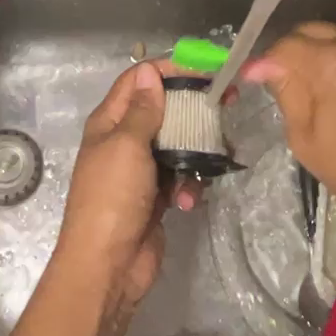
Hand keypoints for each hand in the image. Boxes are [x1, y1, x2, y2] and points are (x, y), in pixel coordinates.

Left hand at [52, 62, 200, 312]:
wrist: (107, 267)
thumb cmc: (112, 198)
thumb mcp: (126, 145)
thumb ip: (142, 109)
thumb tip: (148, 71)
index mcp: (109, 122)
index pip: (138, 80)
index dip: (168, 69)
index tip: (204, 68)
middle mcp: (124, 141)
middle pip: (163, 110)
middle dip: (193, 106)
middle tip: (228, 101)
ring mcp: (140, 170)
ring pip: (177, 144)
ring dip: (196, 151)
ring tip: (216, 155)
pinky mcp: (156, 196)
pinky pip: (180, 177)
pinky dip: (188, 185)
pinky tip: (188, 199)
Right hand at [242, 23, 335, 227]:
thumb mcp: (304, 137)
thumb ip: (285, 92)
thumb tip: (265, 67)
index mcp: (332, 62)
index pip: (286, 46)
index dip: (267, 61)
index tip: (255, 78)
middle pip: (313, 31)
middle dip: (295, 51)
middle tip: (287, 79)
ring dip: (325, 52)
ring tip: (323, 84)